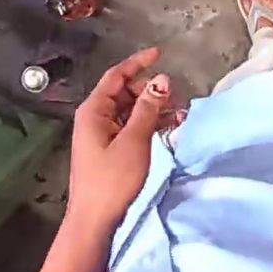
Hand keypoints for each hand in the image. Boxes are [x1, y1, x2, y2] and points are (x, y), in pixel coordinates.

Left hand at [67, 47, 170, 230]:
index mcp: (94, 111)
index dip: (138, 62)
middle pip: (125, 91)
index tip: (159, 52)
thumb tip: (162, 80)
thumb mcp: (134, 140)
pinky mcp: (110, 148)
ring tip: (178, 113)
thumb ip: (148, 108)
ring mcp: (102, 133)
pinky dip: (149, 123)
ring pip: (130, 109)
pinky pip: (131, 125)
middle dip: (151, 90)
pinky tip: (169, 127)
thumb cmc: (112, 179)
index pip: (117, 76)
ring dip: (153, 108)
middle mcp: (95, 117)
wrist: (95, 219)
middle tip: (175, 97)